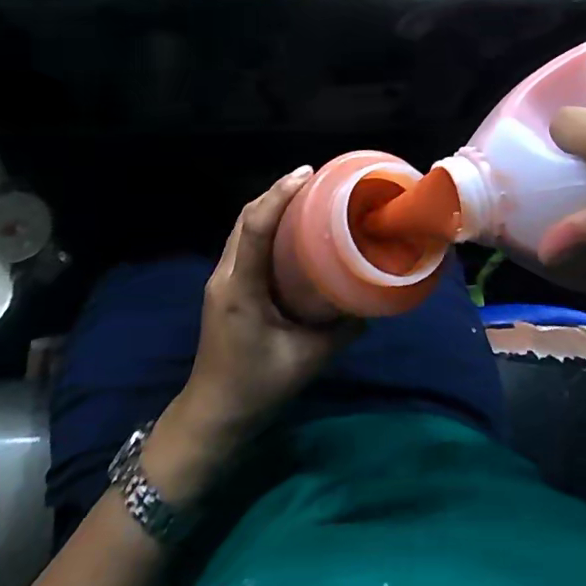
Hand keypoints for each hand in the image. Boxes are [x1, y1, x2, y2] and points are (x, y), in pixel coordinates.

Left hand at [144, 168, 360, 501]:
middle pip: (245, 219)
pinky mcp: (224, 287)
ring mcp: (220, 279)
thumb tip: (371, 303)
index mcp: (240, 287)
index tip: (307, 174)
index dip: (278, 195)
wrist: (214, 411)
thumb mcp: (308, 360)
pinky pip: (242, 245)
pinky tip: (288, 233)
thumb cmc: (258, 386)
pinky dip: (263, 228)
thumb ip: (342, 330)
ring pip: (241, 229)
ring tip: (304, 198)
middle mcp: (224, 274)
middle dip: (276, 193)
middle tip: (314, 181)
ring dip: (268, 208)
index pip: (254, 227)